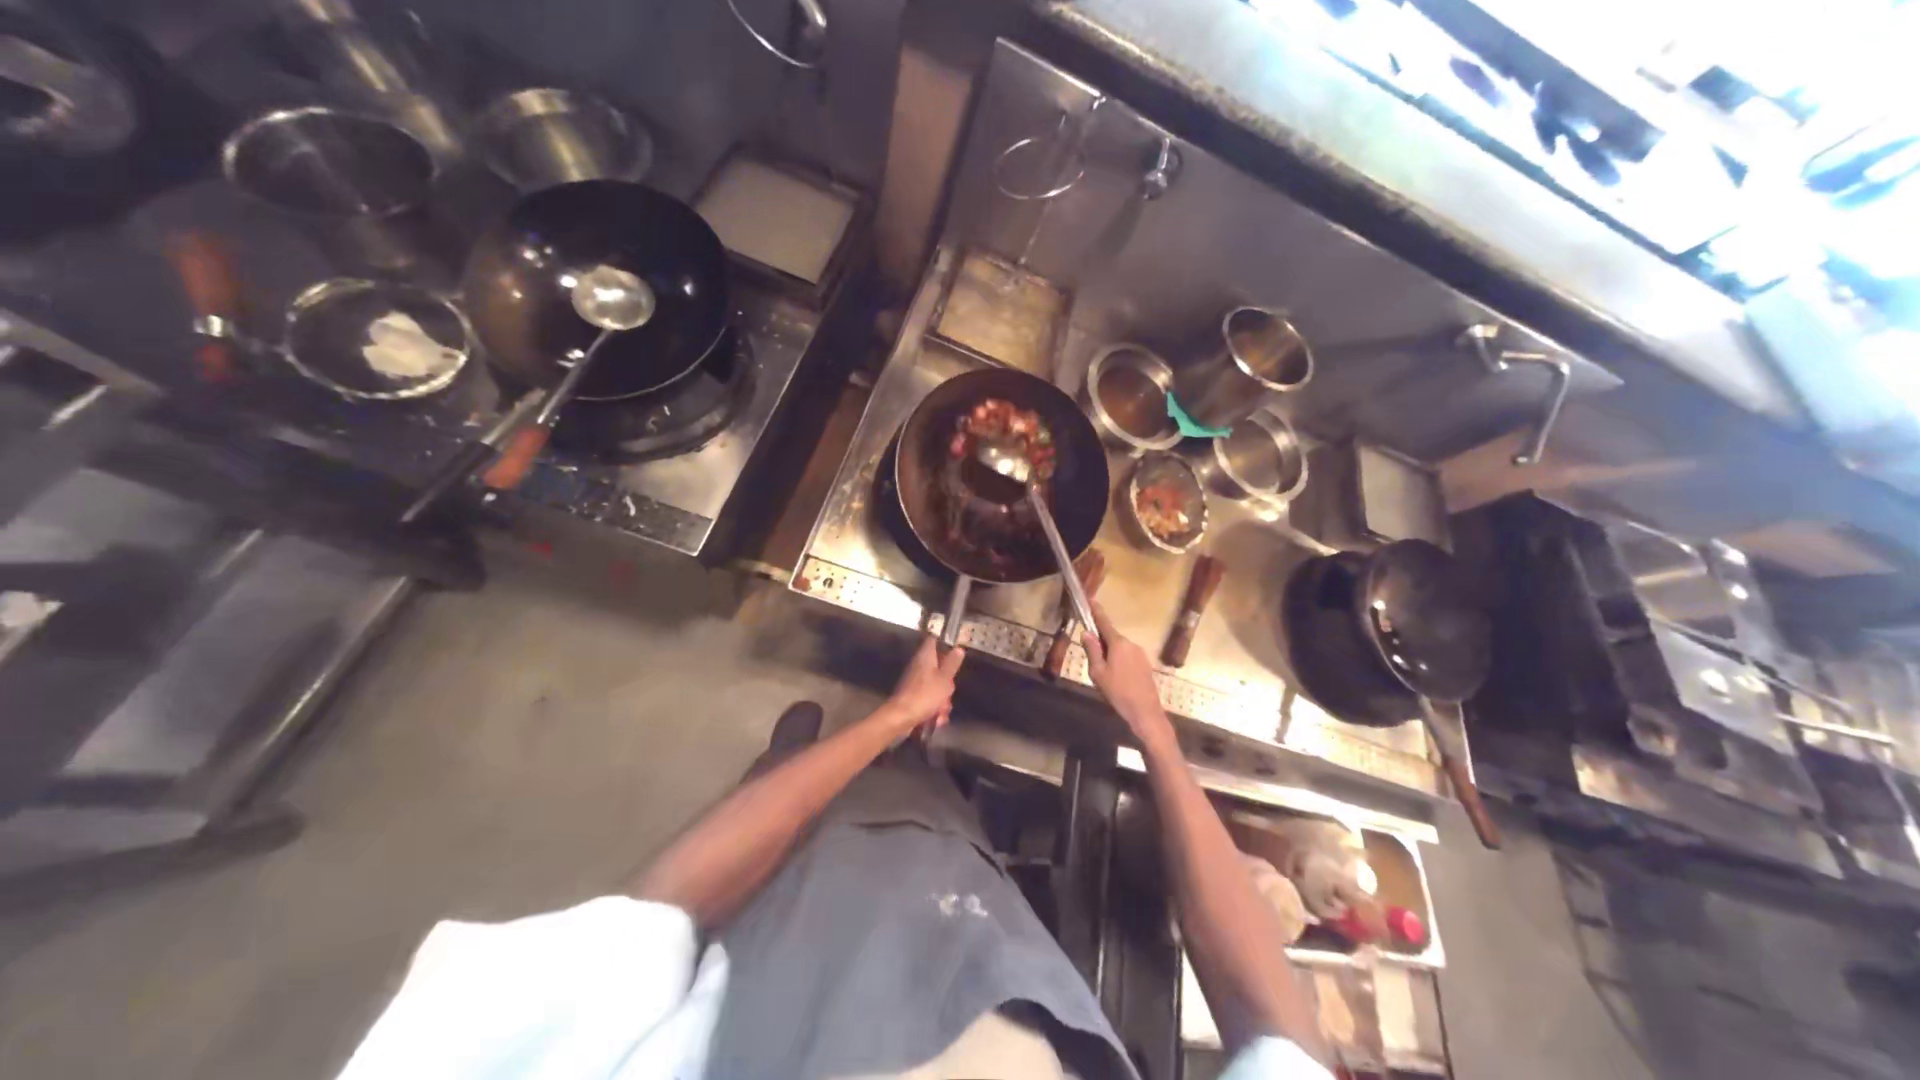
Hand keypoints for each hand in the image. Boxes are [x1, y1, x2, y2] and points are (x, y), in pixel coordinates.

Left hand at [880, 635, 965, 732]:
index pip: (934, 640)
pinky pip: (930, 700)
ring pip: (937, 687)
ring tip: (942, 711)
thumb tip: (958, 648)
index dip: (945, 643)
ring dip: (943, 702)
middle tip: (949, 691)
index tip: (956, 651)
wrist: (902, 718)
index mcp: (925, 657)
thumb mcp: (944, 679)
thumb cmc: (925, 695)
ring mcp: (916, 683)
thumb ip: (952, 663)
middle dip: (948, 683)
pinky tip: (936, 720)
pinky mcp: (915, 698)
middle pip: (940, 668)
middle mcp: (919, 667)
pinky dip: (935, 710)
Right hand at [1083, 604, 1173, 744]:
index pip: (1104, 622)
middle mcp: (1131, 644)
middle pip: (1111, 637)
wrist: (1145, 711)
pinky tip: (1116, 678)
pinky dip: (1119, 661)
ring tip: (1104, 674)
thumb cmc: (1118, 692)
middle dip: (1101, 642)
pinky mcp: (1145, 664)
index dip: (1096, 611)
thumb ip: (1092, 651)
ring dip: (1110, 654)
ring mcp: (1140, 654)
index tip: (1091, 599)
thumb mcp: (1098, 673)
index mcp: (1118, 643)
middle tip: (1091, 659)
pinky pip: (1127, 656)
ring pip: (1119, 648)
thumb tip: (1086, 633)